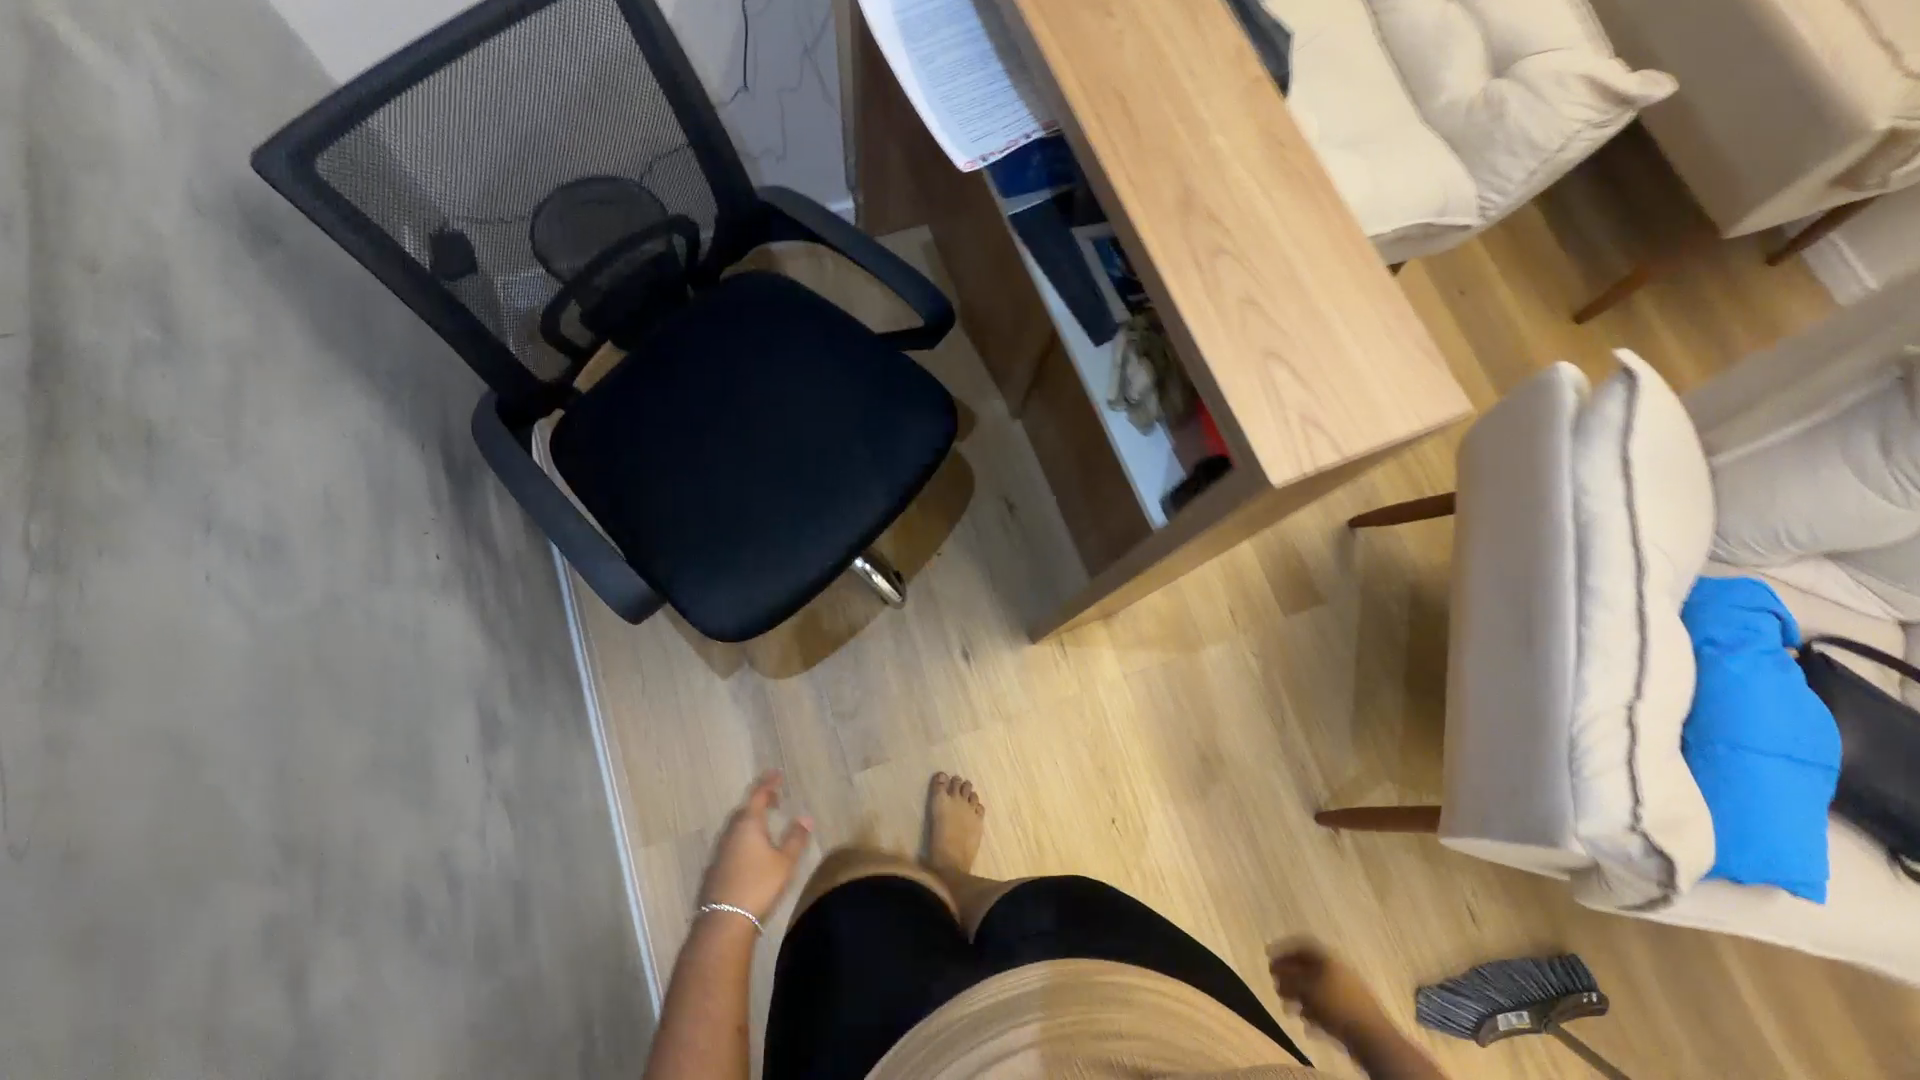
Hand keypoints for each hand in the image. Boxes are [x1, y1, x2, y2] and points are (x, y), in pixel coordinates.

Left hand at [698, 770, 812, 920]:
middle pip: (745, 809)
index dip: (768, 783)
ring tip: (765, 822)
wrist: (724, 919)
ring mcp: (720, 849)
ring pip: (736, 826)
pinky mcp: (716, 866)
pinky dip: (744, 835)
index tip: (777, 773)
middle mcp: (731, 832)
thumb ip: (796, 838)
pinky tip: (752, 849)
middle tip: (775, 799)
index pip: (758, 795)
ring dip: (750, 819)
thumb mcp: (785, 863)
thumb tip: (806, 817)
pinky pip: (732, 841)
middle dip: (760, 800)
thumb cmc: (758, 885)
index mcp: (748, 824)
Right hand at [1269, 937, 1390, 1045]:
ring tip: (1287, 1008)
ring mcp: (1344, 992)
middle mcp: (1337, 971)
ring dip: (1297, 996)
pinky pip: (1324, 1007)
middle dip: (1288, 976)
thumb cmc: (1336, 1006)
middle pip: (1307, 967)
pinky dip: (1312, 1012)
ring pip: (1314, 989)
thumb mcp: (1307, 988)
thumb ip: (1288, 978)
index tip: (1267, 956)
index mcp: (1329, 959)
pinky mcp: (1348, 1012)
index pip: (1302, 944)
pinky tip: (1305, 1021)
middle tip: (1274, 984)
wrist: (1372, 1038)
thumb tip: (1275, 970)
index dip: (1283, 947)